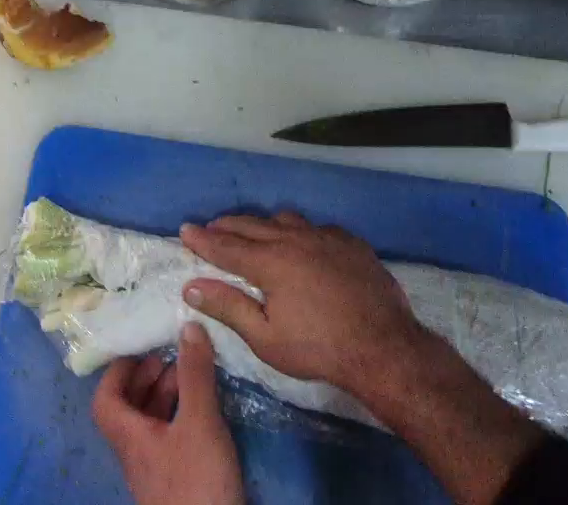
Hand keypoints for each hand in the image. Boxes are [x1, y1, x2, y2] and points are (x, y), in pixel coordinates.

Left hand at [92, 320, 242, 504]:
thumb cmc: (197, 482)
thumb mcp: (199, 423)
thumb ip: (194, 375)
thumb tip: (188, 325)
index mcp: (130, 438)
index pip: (105, 400)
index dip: (118, 371)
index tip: (141, 348)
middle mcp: (137, 454)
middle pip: (129, 410)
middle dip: (147, 379)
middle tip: (171, 356)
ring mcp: (156, 472)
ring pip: (151, 425)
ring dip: (167, 397)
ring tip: (191, 376)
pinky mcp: (177, 483)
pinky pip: (170, 439)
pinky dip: (181, 417)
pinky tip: (203, 410)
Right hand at [181, 211, 544, 504]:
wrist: (383, 347)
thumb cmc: (318, 348)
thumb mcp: (265, 337)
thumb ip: (228, 306)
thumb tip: (192, 286)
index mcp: (270, 261)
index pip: (226, 246)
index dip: (203, 239)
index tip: (185, 230)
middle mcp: (295, 238)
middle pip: (252, 225)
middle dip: (227, 225)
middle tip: (211, 226)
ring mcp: (326, 236)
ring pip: (286, 219)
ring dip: (264, 223)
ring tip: (254, 231)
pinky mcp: (350, 242)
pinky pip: (316, 227)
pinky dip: (299, 231)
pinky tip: (301, 243)